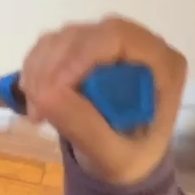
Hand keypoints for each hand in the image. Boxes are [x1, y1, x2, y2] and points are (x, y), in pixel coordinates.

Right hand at [19, 17, 186, 185]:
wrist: (123, 160)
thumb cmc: (129, 159)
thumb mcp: (113, 156)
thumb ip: (85, 127)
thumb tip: (45, 94)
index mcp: (161, 63)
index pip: (116, 37)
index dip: (77, 57)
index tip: (49, 92)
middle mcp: (136, 45)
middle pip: (84, 34)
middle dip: (51, 69)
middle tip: (36, 107)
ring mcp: (106, 44)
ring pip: (62, 38)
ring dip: (38, 71)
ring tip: (35, 110)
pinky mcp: (83, 49)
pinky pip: (49, 46)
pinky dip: (33, 70)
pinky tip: (34, 98)